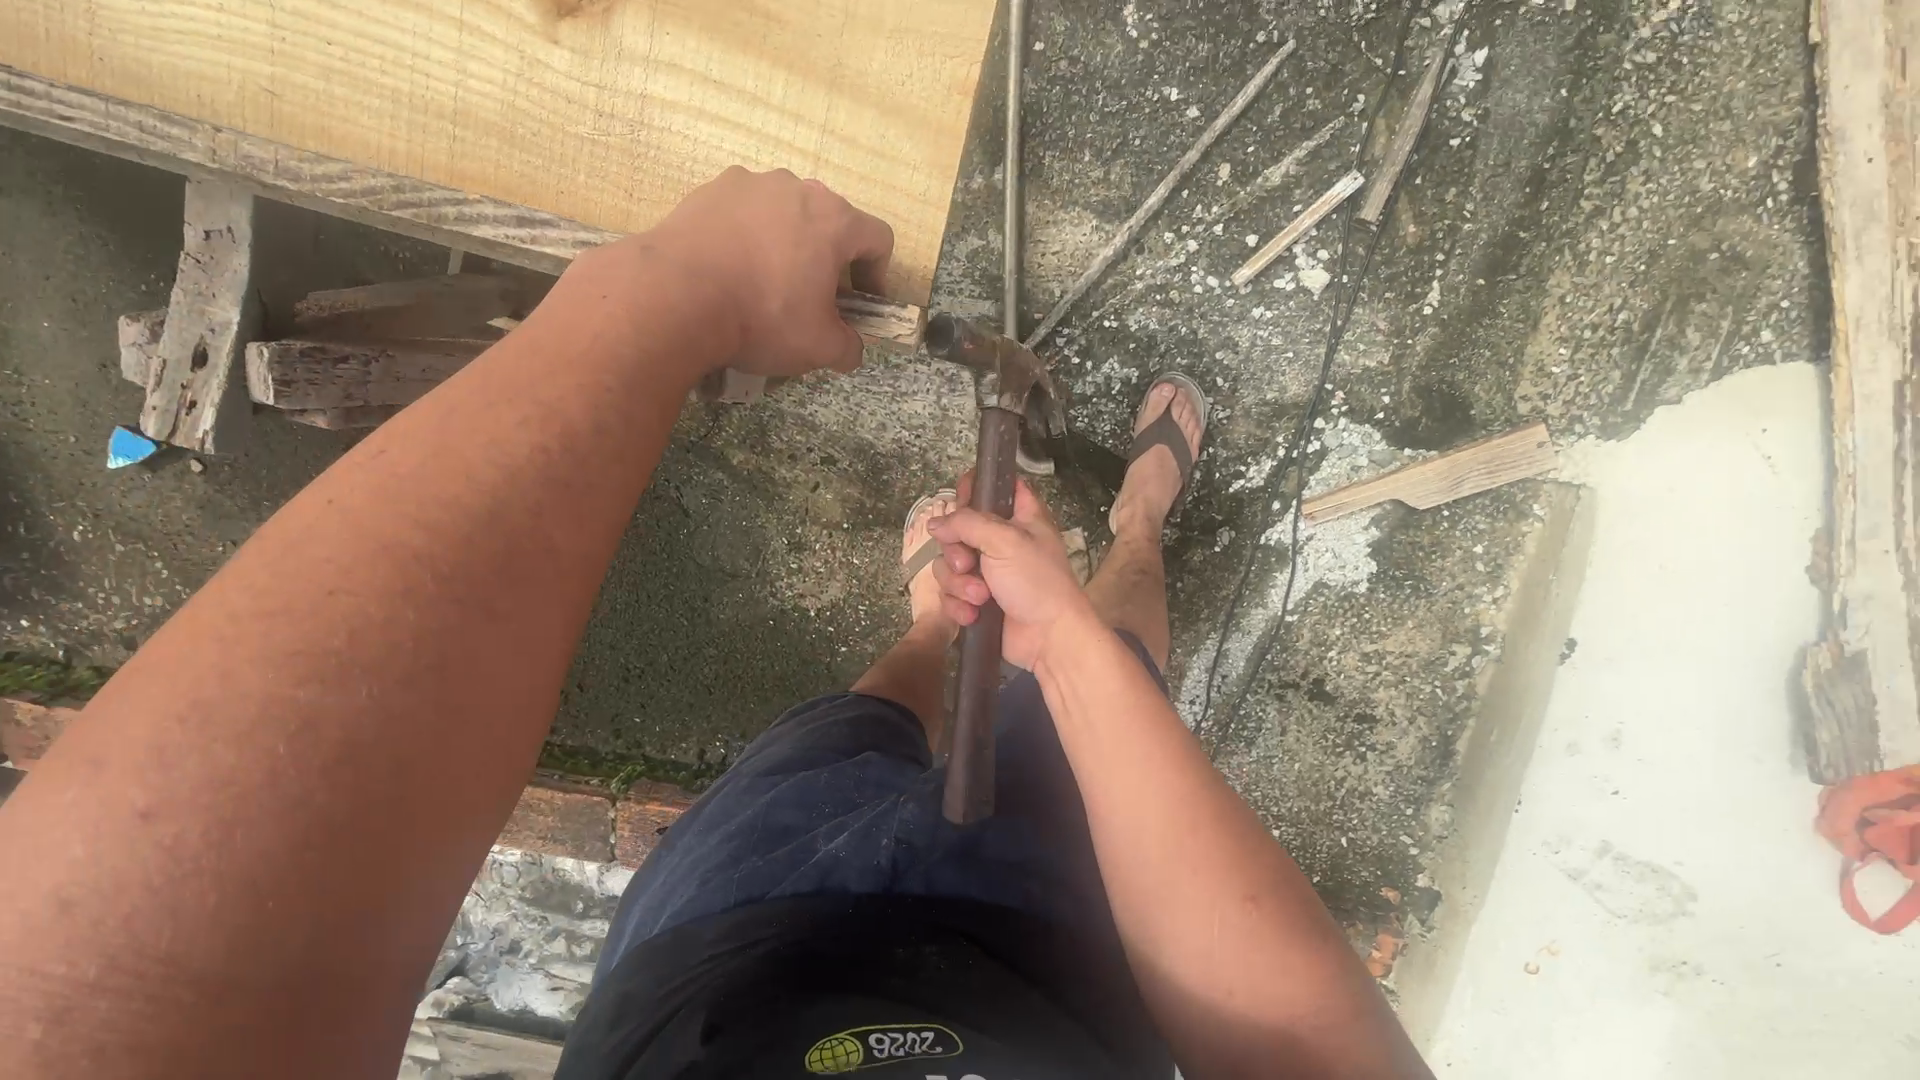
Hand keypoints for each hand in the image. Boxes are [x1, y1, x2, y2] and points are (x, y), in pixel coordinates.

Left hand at [580, 166, 894, 377]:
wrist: (675, 296)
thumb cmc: (762, 317)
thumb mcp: (819, 347)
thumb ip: (848, 347)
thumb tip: (850, 350)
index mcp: (834, 220)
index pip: (878, 239)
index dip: (877, 275)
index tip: (860, 304)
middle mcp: (796, 189)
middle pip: (830, 221)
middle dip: (830, 259)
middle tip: (814, 298)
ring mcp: (749, 184)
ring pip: (785, 214)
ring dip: (788, 244)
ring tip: (766, 284)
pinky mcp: (708, 190)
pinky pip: (744, 213)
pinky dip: (747, 238)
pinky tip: (730, 272)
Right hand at [927, 475, 1099, 670]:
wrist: (1048, 638)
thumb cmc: (1037, 582)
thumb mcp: (1005, 541)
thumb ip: (966, 523)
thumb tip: (935, 524)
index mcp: (1018, 515)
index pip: (991, 486)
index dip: (972, 491)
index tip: (963, 505)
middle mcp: (1000, 539)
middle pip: (956, 529)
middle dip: (956, 552)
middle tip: (968, 564)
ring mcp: (987, 570)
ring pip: (948, 564)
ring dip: (959, 584)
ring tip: (980, 598)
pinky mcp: (977, 599)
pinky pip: (950, 593)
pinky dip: (959, 604)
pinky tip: (973, 615)